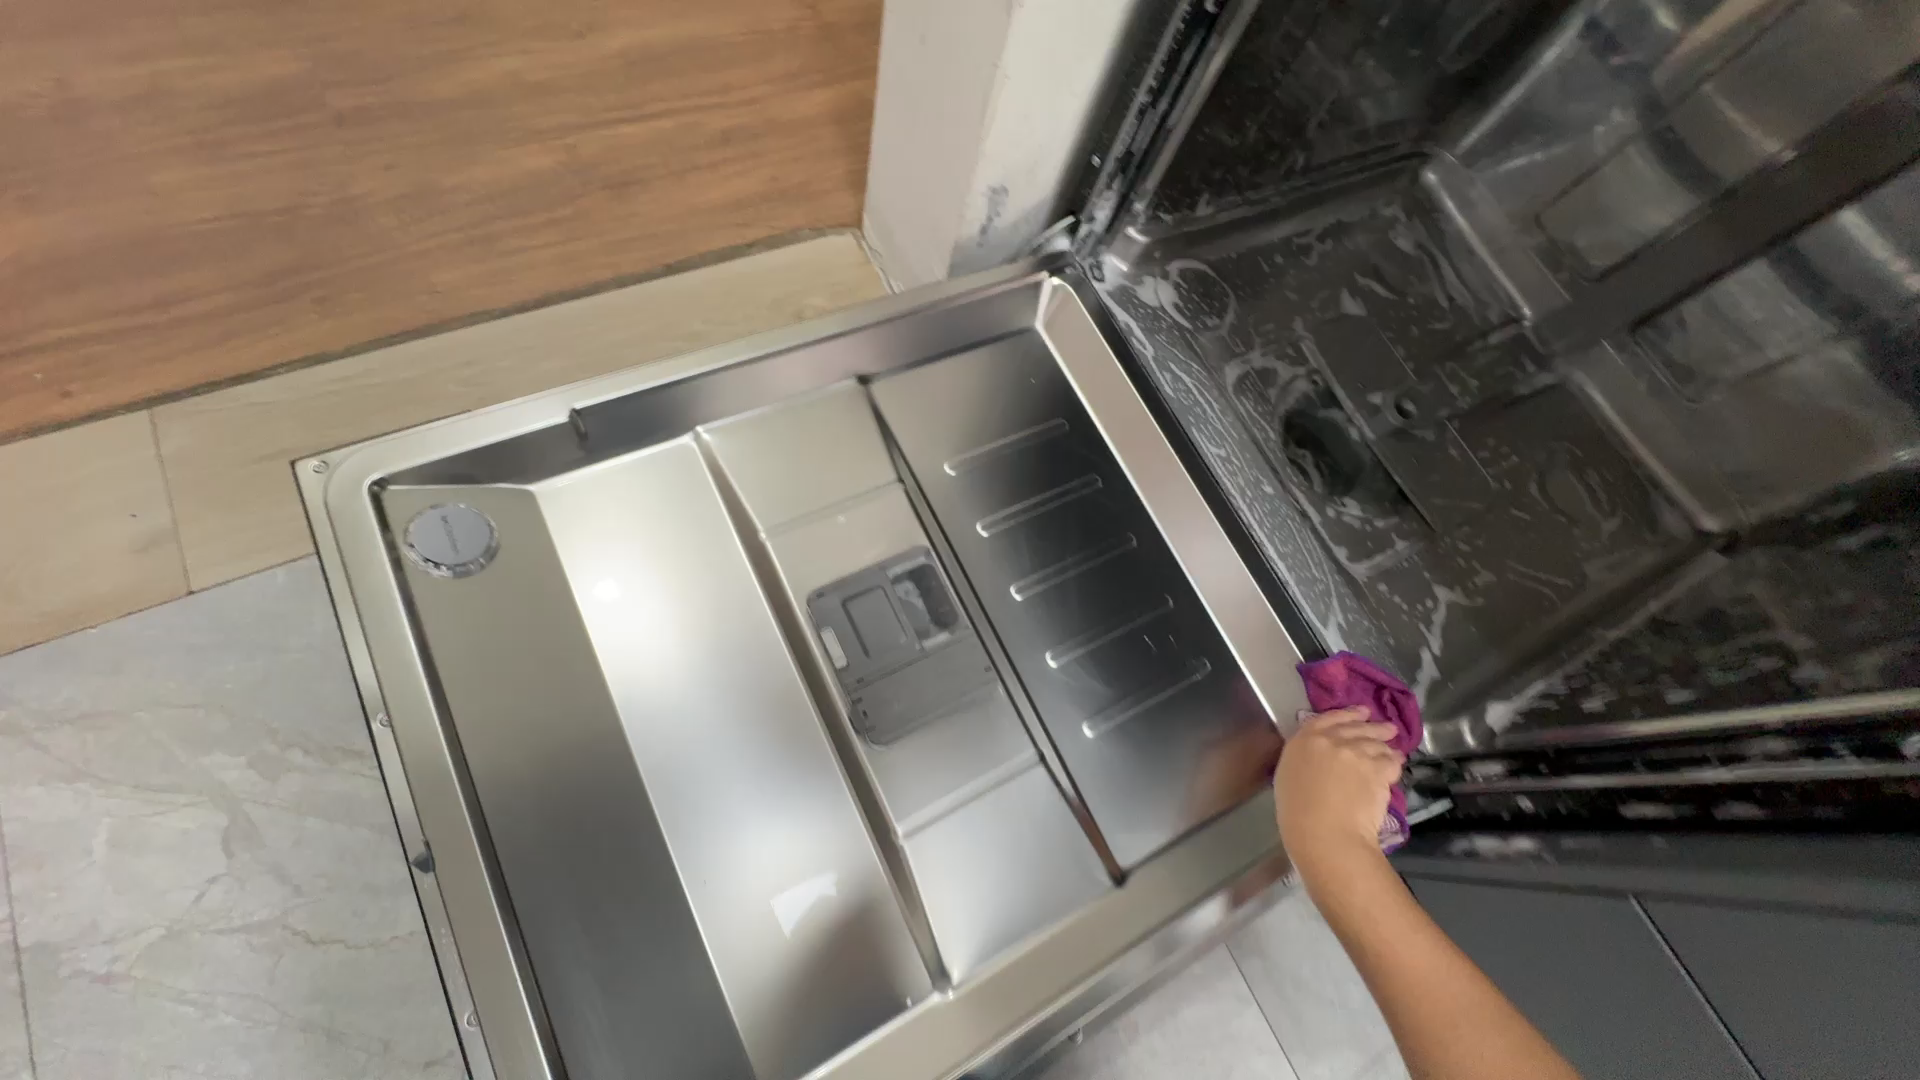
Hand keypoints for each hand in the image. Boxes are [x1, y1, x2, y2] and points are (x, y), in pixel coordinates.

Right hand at [1274, 707, 1403, 880]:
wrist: (1323, 831)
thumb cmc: (1296, 811)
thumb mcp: (1289, 775)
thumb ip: (1304, 759)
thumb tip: (1319, 760)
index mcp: (1303, 740)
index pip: (1327, 718)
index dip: (1346, 714)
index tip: (1360, 712)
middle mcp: (1330, 740)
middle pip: (1356, 728)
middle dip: (1373, 727)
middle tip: (1387, 728)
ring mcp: (1356, 752)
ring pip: (1376, 744)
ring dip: (1386, 746)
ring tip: (1394, 749)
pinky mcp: (1377, 769)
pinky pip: (1390, 762)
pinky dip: (1394, 764)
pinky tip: (1397, 765)